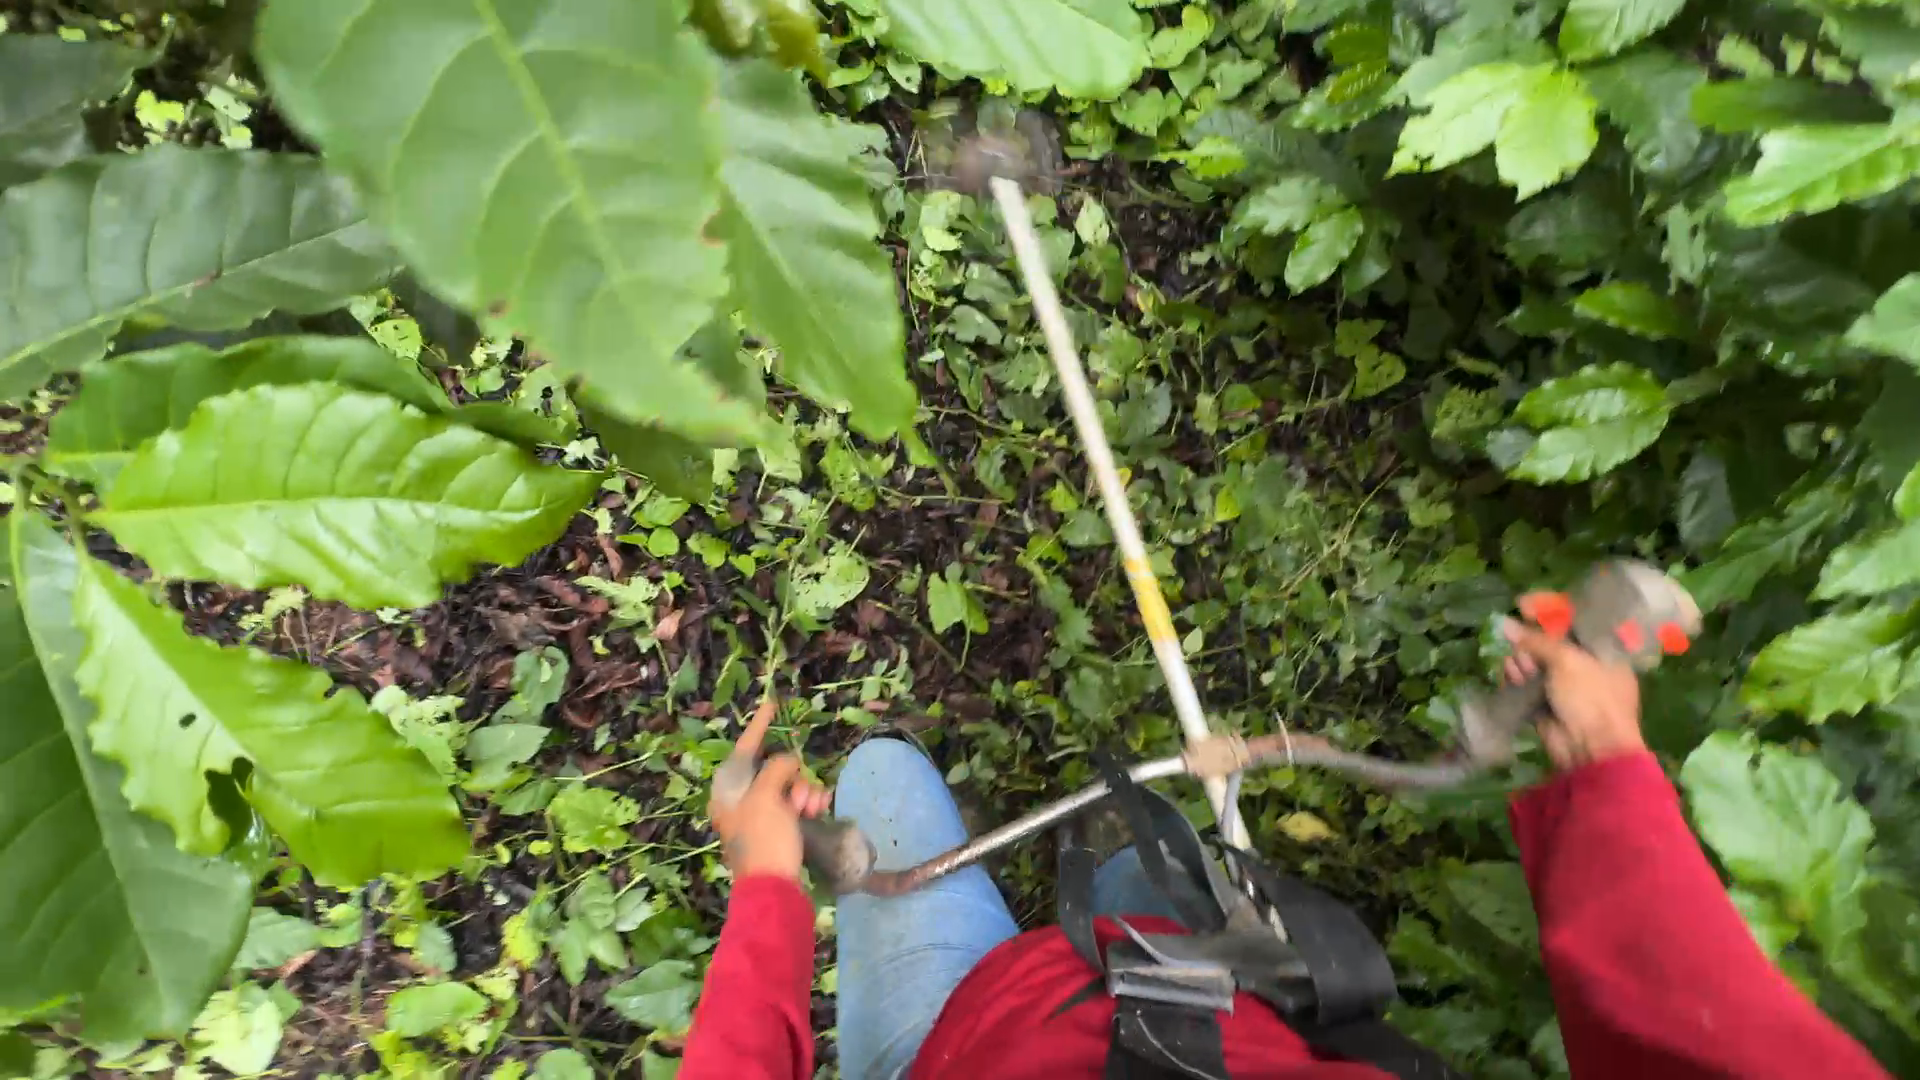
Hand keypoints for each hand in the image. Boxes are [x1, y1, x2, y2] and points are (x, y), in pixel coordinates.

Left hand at [710, 699, 830, 880]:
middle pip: (773, 768)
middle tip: (802, 793)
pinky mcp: (779, 829)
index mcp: (728, 792)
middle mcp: (741, 801)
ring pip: (789, 785)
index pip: (745, 748)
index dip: (759, 725)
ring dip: (805, 790)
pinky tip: (819, 809)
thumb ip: (777, 769)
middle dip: (794, 774)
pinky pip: (796, 803)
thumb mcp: (767, 796)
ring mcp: (761, 816)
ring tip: (814, 806)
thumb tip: (787, 765)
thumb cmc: (764, 839)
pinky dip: (809, 802)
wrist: (774, 890)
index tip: (771, 704)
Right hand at [1502, 605, 1644, 771]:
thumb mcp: (1568, 662)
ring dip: (1520, 661)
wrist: (1590, 748)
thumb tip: (1506, 624)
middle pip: (1547, 640)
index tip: (1522, 604)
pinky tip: (1512, 678)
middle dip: (1529, 641)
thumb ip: (1537, 640)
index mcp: (1603, 652)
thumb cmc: (1592, 699)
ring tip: (1519, 670)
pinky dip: (1515, 677)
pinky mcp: (1545, 700)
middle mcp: (1584, 665)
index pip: (1574, 621)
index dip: (1548, 610)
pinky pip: (1523, 680)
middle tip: (1524, 651)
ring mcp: (1564, 684)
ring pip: (1532, 660)